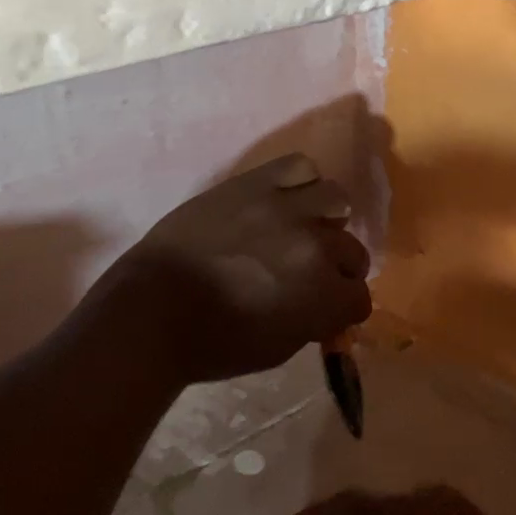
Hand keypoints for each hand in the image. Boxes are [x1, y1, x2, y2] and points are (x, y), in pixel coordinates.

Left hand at [87, 153, 371, 384]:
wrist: (156, 305)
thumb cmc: (215, 341)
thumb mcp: (279, 348)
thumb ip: (312, 319)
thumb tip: (322, 303)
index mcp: (323, 295)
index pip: (359, 297)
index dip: (342, 307)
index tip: (324, 309)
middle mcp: (314, 244)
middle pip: (351, 250)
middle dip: (336, 268)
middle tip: (309, 274)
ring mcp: (284, 206)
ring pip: (335, 198)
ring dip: (325, 218)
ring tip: (302, 228)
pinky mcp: (254, 182)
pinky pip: (298, 166)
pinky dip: (300, 183)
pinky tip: (285, 200)